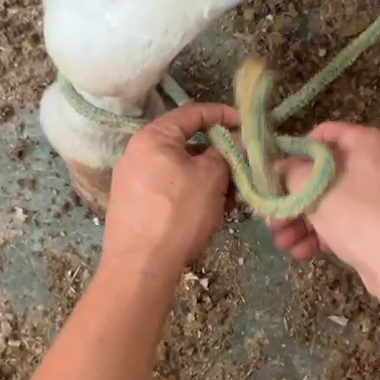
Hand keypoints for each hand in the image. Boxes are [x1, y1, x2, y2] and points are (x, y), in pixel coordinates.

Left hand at [101, 102, 238, 280]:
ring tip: (232, 199)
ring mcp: (132, 180)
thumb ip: (225, 152)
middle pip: (187, 144)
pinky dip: (193, 194)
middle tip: (243, 170)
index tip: (247, 125)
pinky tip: (211, 213)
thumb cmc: (178, 214)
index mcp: (153, 137)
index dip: (224, 115)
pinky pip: (170, 189)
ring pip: (181, 170)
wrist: (140, 266)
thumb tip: (231, 145)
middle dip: (219, 155)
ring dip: (209, 179)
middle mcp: (137, 152)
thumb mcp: (211, 177)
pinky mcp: (134, 204)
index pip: (193, 113)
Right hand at [267, 122, 379, 295]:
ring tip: (282, 243)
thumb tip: (279, 169)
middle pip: (322, 174)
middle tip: (270, 218)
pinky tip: (301, 253)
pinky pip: (343, 223)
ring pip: (330, 202)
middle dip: (292, 199)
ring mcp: (379, 198)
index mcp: (367, 143)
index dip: (294, 151)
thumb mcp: (315, 189)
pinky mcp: (379, 228)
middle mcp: (375, 165)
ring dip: (301, 222)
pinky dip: (321, 235)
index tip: (273, 173)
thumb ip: (289, 172)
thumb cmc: (360, 216)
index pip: (323, 134)